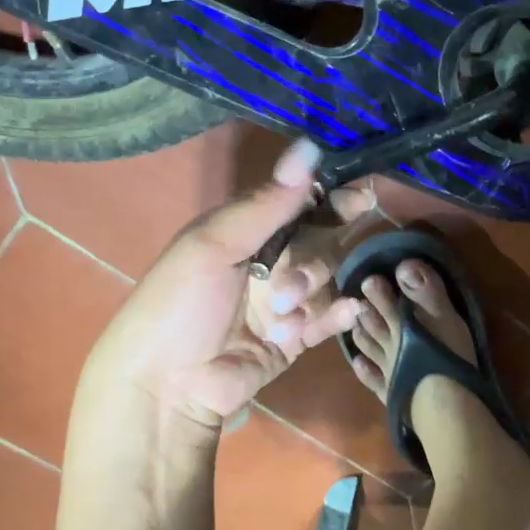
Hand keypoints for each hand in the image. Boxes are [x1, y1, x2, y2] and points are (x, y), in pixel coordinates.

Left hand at [77, 139, 374, 432]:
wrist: (166, 381)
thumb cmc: (179, 303)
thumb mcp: (215, 244)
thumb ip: (267, 203)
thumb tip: (310, 148)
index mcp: (246, 230)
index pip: (301, 203)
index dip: (334, 198)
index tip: (362, 195)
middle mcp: (270, 260)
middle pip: (322, 241)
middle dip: (315, 257)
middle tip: (293, 282)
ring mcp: (285, 301)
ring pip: (327, 280)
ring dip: (313, 290)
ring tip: (282, 312)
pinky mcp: (296, 337)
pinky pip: (329, 318)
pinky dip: (337, 315)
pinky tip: (343, 314)